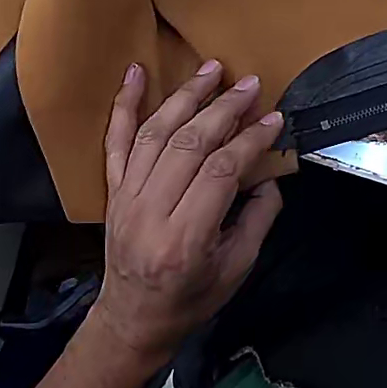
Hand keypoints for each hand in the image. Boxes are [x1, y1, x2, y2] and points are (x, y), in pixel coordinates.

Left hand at [86, 60, 283, 369]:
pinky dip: (124, 104)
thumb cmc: (190, 298)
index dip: (250, 141)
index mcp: (185, 239)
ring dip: (185, 96)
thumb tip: (269, 174)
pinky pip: (116, 141)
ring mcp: (126, 197)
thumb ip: (257, 219)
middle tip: (249, 85)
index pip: (220, 172)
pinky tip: (136, 73)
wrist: (133, 318)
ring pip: (155, 133)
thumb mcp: (237, 268)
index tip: (272, 120)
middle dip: (223, 109)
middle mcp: (150, 212)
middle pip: (188, 144)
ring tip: (211, 69)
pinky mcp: (113, 190)